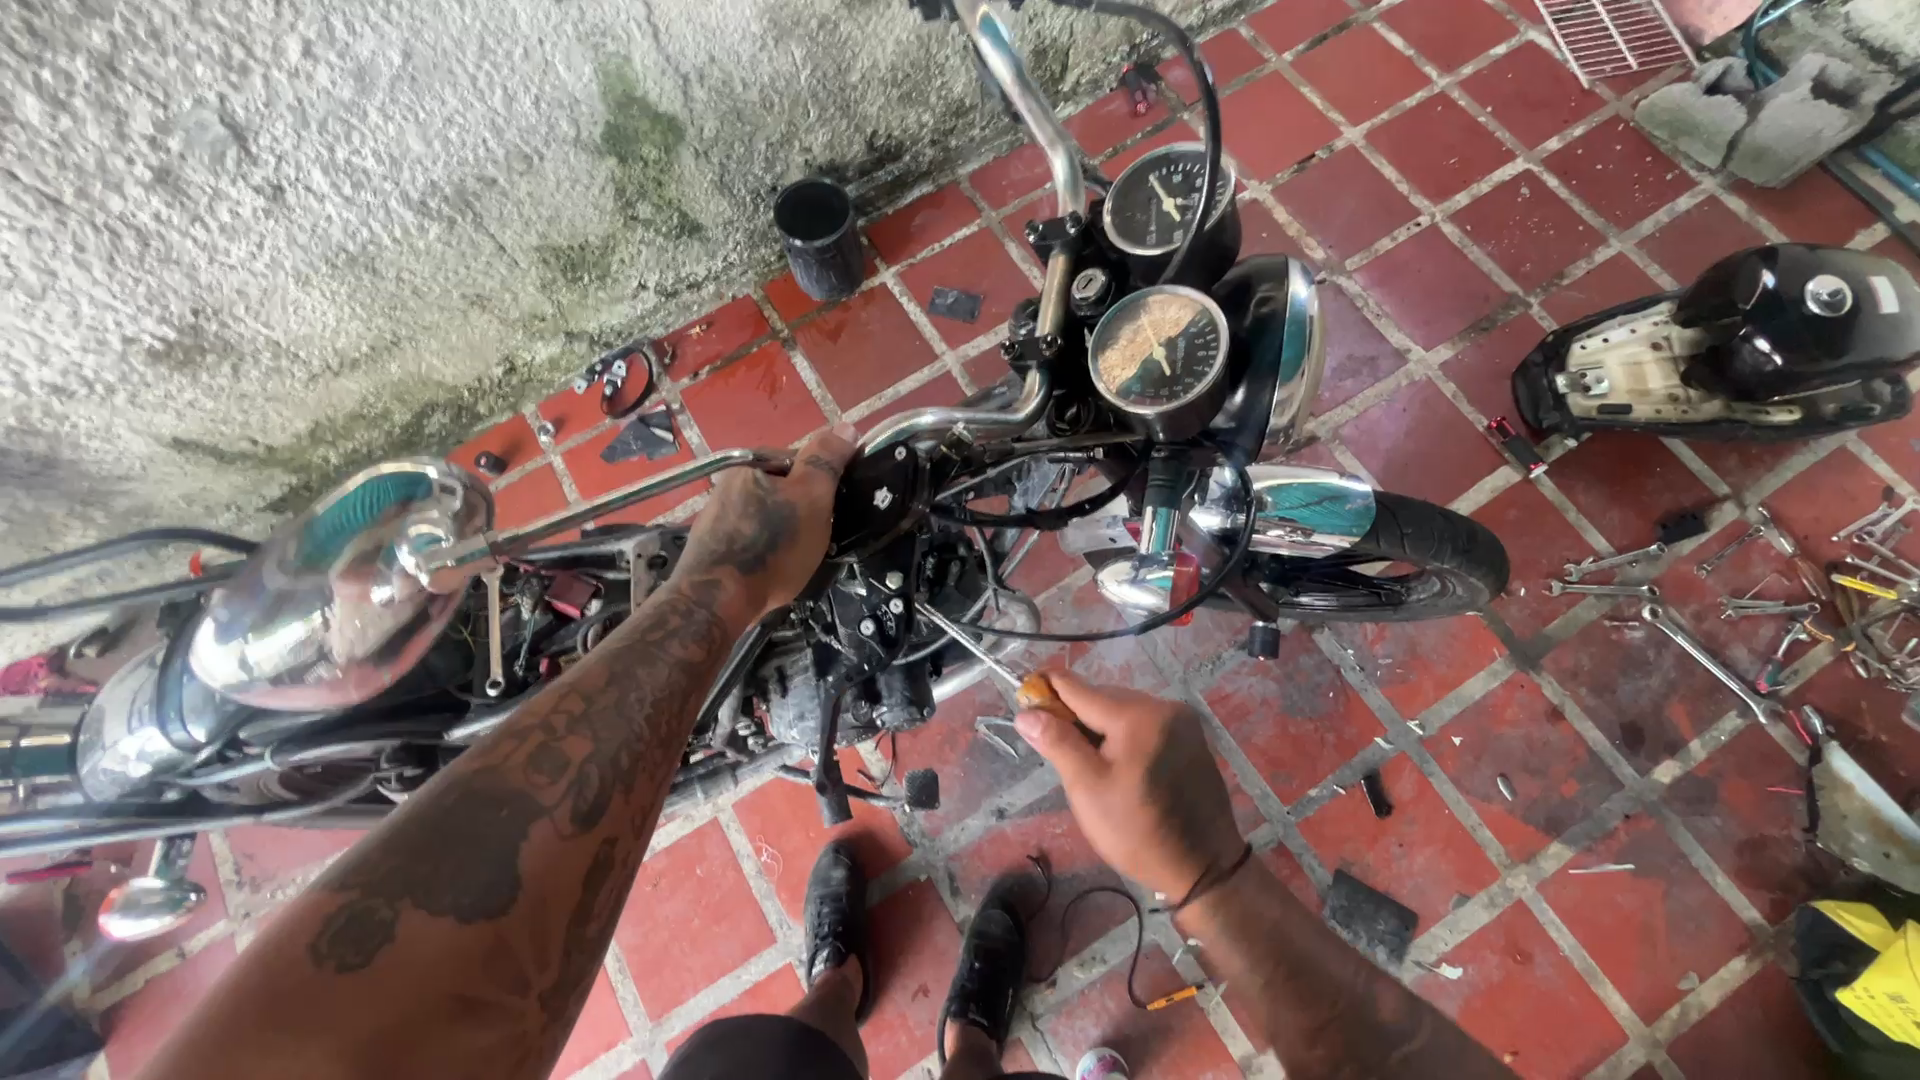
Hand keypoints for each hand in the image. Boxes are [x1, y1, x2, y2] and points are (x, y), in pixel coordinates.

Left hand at [679, 423, 856, 618]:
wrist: (718, 599)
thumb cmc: (773, 546)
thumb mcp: (812, 497)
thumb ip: (826, 460)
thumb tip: (847, 426)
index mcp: (751, 464)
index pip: (800, 461)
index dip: (824, 484)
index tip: (834, 509)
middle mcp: (728, 484)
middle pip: (782, 490)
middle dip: (802, 510)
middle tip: (818, 537)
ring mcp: (715, 517)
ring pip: (765, 517)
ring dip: (784, 532)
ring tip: (796, 559)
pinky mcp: (711, 548)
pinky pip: (750, 541)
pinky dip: (765, 551)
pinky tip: (772, 570)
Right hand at [1014, 672, 1243, 898]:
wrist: (1204, 869)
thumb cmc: (1137, 831)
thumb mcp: (1088, 788)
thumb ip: (1057, 742)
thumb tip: (1026, 713)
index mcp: (1137, 714)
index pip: (1078, 687)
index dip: (1047, 690)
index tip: (1023, 696)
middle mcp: (1163, 706)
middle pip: (1102, 696)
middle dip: (1074, 713)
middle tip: (1054, 744)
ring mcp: (1182, 721)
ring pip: (1123, 709)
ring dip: (1099, 725)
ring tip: (1086, 760)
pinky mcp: (1191, 738)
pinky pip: (1144, 722)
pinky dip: (1123, 733)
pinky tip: (1117, 763)